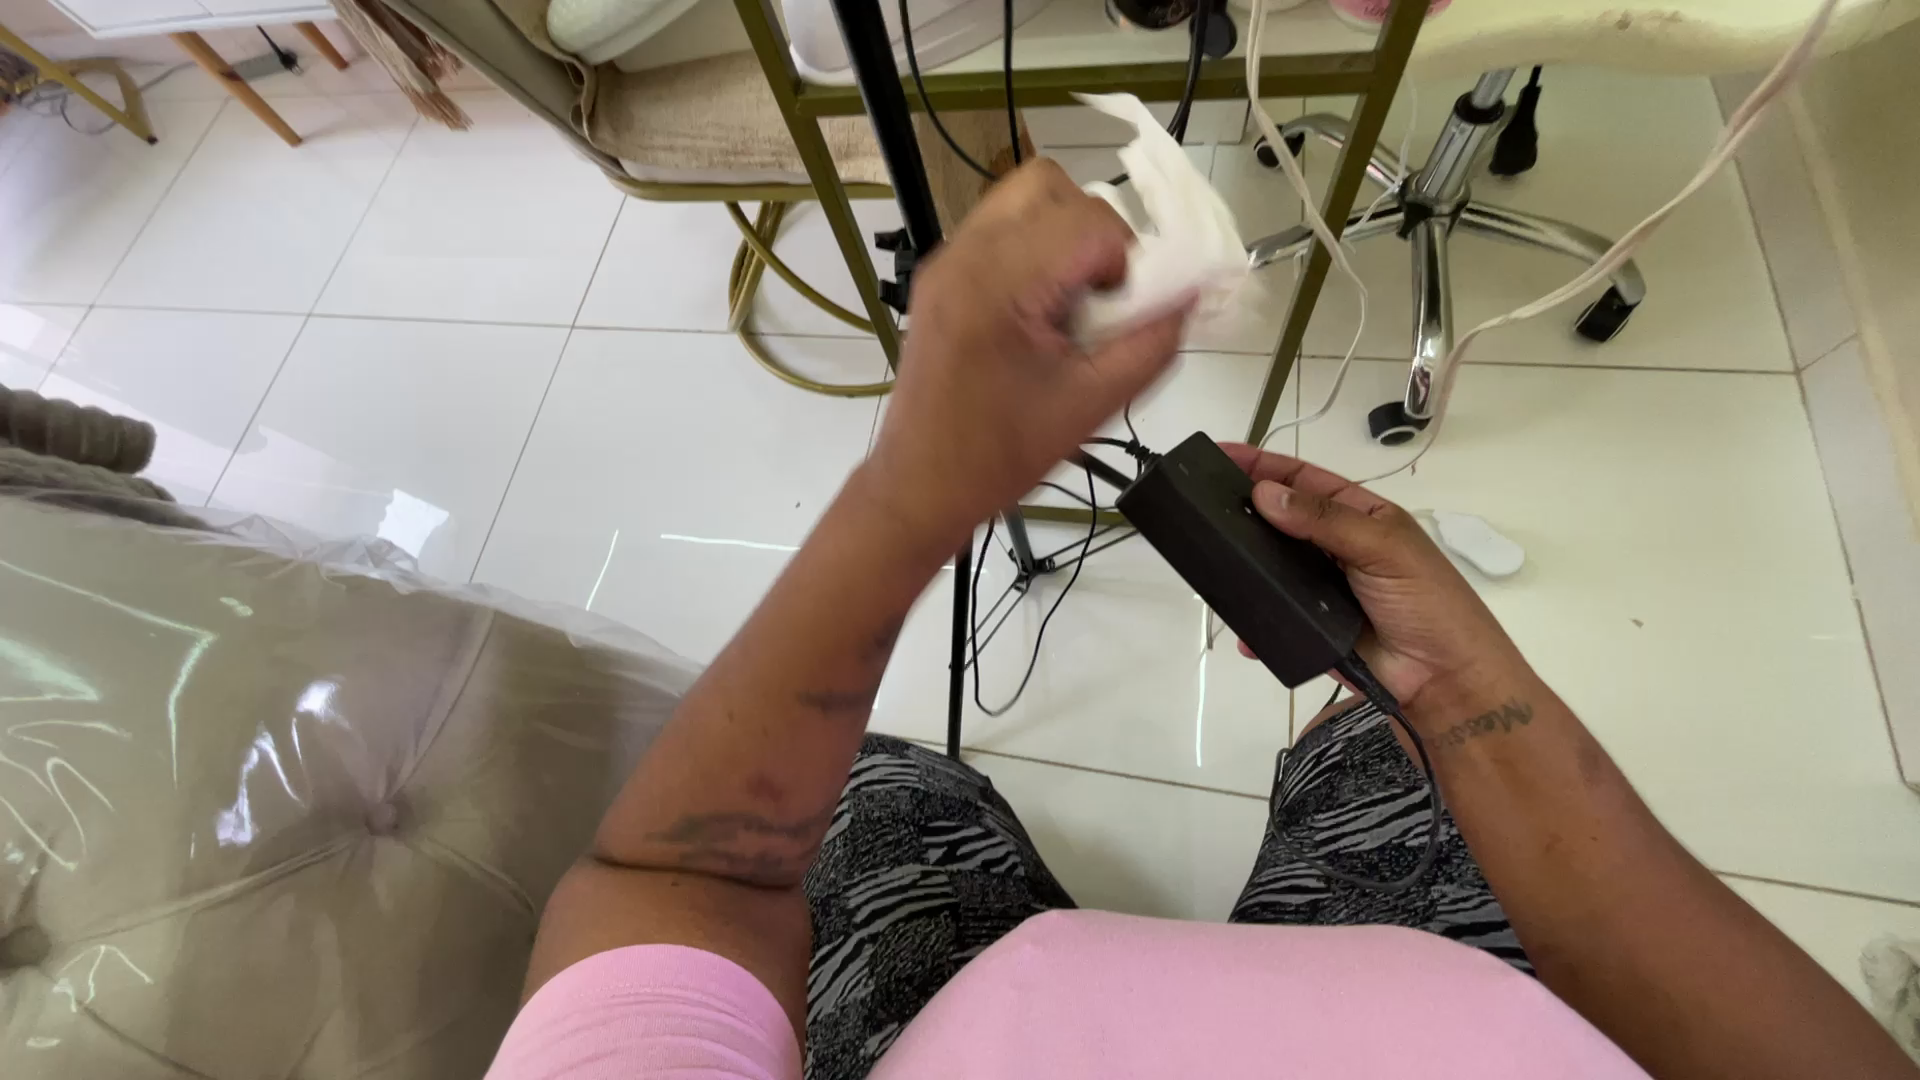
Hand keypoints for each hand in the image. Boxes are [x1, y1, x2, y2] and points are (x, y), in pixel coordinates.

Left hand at [865, 159, 1192, 545]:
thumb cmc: (999, 456)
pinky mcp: (938, 280)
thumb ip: (1152, 343)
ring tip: (1066, 305)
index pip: (1089, 221)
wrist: (922, 484)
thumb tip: (1188, 295)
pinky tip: (1035, 314)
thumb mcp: (1092, 405)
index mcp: (998, 283)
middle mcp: (964, 255)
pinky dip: (1032, 254)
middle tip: (1099, 298)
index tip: (1120, 315)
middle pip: (1049, 185)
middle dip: (1093, 232)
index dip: (1124, 262)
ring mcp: (944, 263)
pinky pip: (998, 233)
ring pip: (1022, 202)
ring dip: (1062, 238)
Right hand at [1220, 443, 1535, 725]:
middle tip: (1199, 508)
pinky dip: (1251, 618)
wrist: (1443, 678)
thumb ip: (1324, 520)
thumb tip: (1264, 494)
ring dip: (1240, 564)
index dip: (1261, 465)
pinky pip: (1268, 612)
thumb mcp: (1384, 548)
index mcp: (1355, 515)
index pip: (1301, 480)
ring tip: (1208, 560)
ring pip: (1266, 566)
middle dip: (1240, 511)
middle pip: (1276, 520)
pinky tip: (1239, 623)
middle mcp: (1330, 546)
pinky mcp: (1305, 622)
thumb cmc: (1427, 602)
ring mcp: (1315, 585)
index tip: (1218, 455)